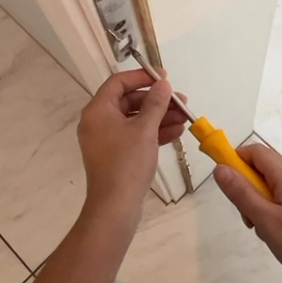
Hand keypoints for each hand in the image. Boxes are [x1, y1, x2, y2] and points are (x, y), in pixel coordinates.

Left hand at [76, 68, 189, 212]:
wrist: (115, 205)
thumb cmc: (127, 162)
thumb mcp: (144, 129)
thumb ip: (155, 103)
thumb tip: (162, 85)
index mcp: (97, 111)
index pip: (118, 82)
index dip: (141, 76)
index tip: (164, 77)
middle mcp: (98, 122)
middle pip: (129, 101)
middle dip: (156, 101)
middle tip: (181, 102)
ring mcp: (106, 140)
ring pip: (135, 120)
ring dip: (159, 117)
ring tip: (184, 118)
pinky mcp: (116, 156)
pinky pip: (135, 136)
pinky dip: (153, 133)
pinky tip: (176, 133)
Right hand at [213, 144, 281, 282]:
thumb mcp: (265, 220)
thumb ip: (240, 192)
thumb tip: (220, 168)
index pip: (256, 152)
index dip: (236, 159)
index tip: (225, 182)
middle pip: (266, 168)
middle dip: (249, 187)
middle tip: (248, 217)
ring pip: (276, 185)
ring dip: (262, 201)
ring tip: (266, 231)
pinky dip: (276, 208)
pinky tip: (280, 234)